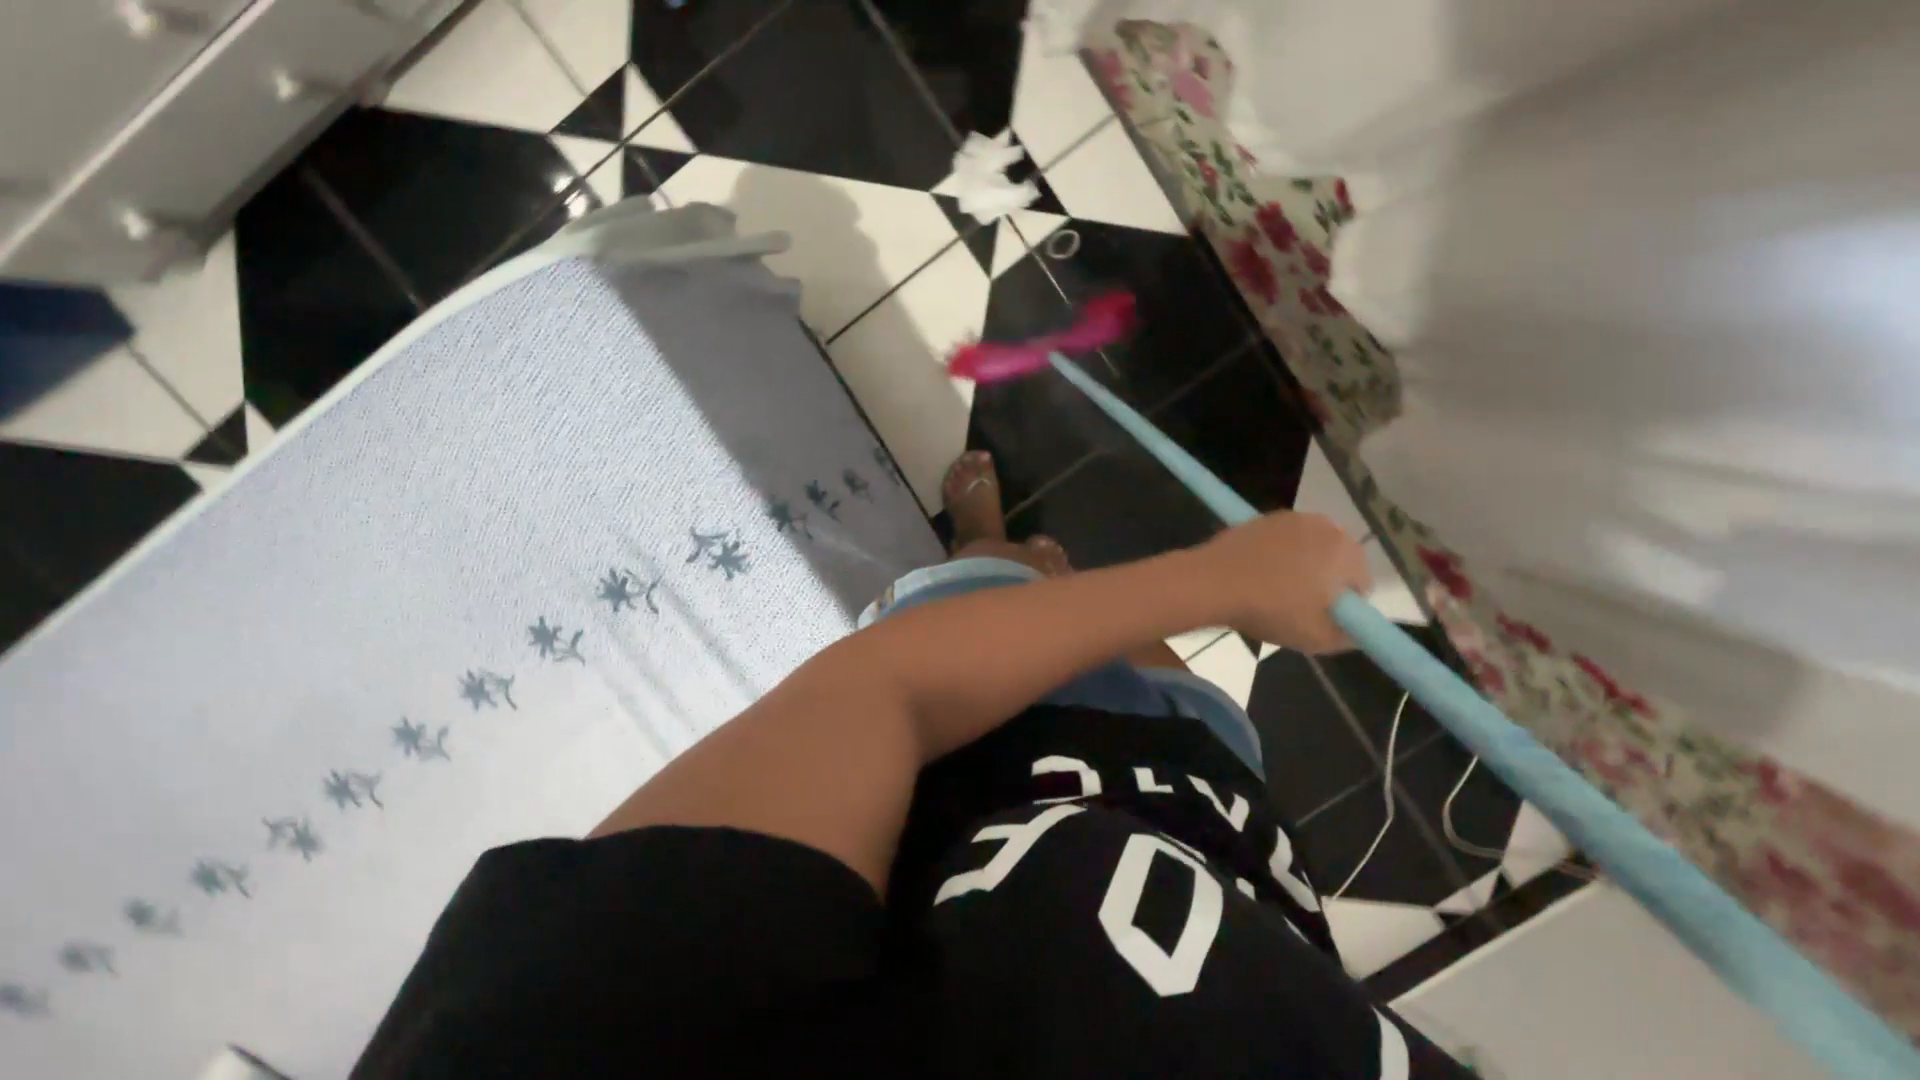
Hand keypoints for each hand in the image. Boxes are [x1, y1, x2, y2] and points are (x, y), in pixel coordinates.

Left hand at [1196, 511, 1371, 653]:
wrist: (1212, 581)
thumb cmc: (1271, 609)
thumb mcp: (1317, 638)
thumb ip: (1348, 636)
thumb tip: (1356, 631)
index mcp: (1346, 552)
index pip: (1361, 584)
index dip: (1345, 606)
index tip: (1321, 619)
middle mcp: (1326, 526)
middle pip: (1337, 561)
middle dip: (1325, 582)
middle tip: (1298, 607)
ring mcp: (1292, 518)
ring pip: (1310, 549)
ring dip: (1302, 566)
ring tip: (1275, 590)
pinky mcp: (1264, 518)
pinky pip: (1284, 541)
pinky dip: (1278, 555)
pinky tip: (1258, 574)